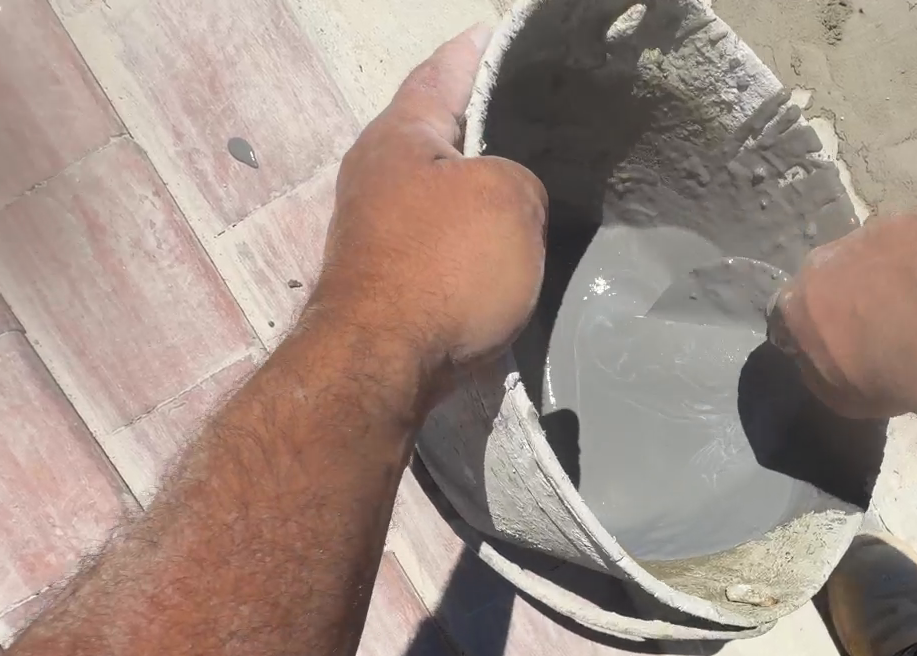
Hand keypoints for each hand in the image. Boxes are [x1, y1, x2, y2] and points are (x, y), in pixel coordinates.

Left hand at [309, 27, 548, 404]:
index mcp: (403, 135)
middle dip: (483, 126)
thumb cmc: (448, 266)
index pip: (444, 71)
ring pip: (444, 192)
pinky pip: (446, 240)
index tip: (500, 34)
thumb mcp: (509, 201)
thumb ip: (521, 179)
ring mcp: (382, 229)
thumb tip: (510, 197)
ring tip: (530, 188)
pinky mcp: (394, 278)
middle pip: (441, 134)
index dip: (477, 50)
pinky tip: (504, 249)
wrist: (388, 359)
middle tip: (534, 122)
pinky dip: (475, 236)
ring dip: (481, 190)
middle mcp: (382, 173)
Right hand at [768, 216, 916, 419]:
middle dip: (844, 292)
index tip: (829, 342)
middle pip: (829, 273)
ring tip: (912, 301)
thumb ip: (815, 371)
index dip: (810, 326)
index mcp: (798, 300)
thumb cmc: (889, 380)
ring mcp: (873, 234)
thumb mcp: (838, 397)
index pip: (791, 309)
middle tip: (874, 320)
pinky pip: (910, 242)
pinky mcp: (916, 222)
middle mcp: (826, 257)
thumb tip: (812, 358)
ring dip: (882, 272)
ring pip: (869, 253)